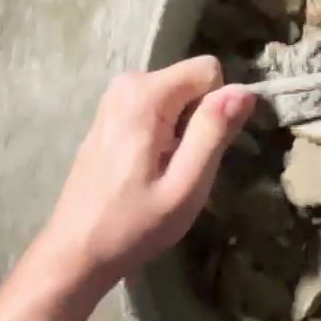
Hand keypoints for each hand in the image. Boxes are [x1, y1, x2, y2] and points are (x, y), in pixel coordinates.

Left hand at [34, 56, 256, 286]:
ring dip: (181, 129)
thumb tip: (245, 91)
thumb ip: (214, 133)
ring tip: (162, 170)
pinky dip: (163, 131)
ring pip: (178, 94)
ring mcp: (116, 94)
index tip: (197, 150)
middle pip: (191, 81)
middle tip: (179, 167)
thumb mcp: (185, 187)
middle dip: (197, 120)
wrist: (75, 250)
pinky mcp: (112, 110)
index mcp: (147, 93)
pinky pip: (158, 104)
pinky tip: (146, 166)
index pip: (209, 70)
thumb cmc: (132, 225)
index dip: (215, 110)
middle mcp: (129, 81)